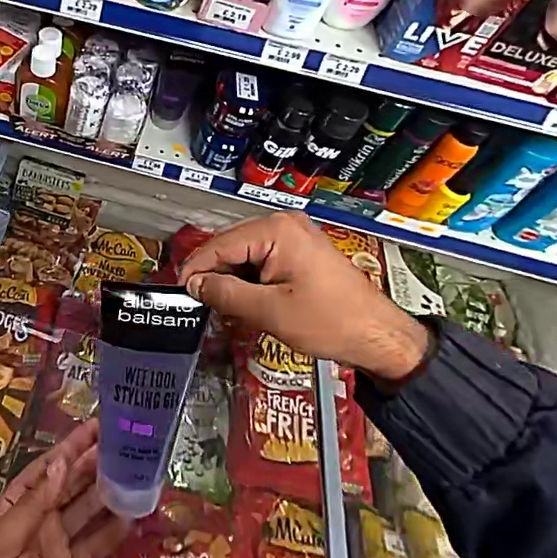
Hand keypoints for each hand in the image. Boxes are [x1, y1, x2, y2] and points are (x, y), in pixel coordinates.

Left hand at [0, 420, 130, 557]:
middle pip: (71, 484)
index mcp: (17, 503)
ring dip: (108, 492)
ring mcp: (56, 544)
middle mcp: (40, 518)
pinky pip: (95, 547)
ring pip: (87, 511)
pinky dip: (113, 532)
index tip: (95, 426)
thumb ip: (35, 501)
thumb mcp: (2, 536)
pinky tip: (132, 515)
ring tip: (133, 471)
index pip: (48, 468)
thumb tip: (63, 460)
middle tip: (122, 443)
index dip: (71, 446)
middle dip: (94, 463)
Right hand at [178, 212, 428, 381]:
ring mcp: (294, 234)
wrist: (377, 334)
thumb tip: (194, 284)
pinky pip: (263, 258)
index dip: (196, 268)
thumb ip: (226, 294)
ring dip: (233, 279)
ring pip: (246, 253)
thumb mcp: (269, 311)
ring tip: (222, 307)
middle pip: (232, 245)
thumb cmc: (329, 321)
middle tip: (199, 304)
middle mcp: (284, 223)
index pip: (221, 244)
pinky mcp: (300, 249)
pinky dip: (251, 279)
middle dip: (214, 274)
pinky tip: (246, 301)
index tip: (179, 291)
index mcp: (276, 230)